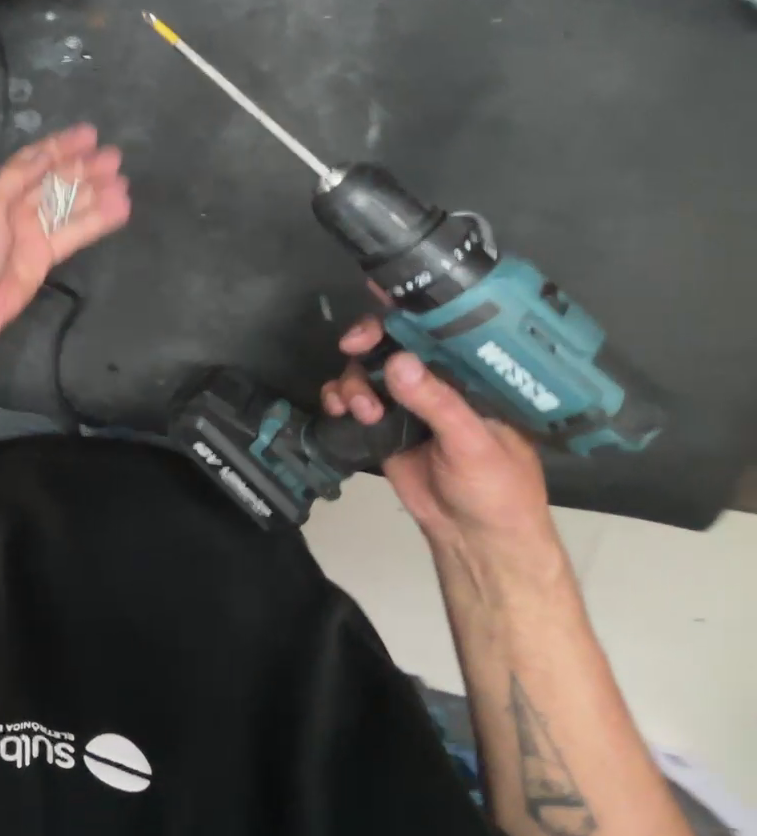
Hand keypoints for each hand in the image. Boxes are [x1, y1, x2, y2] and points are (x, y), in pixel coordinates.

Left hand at [0, 124, 129, 347]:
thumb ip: (14, 179)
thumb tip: (41, 153)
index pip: (28, 163)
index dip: (57, 148)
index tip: (88, 134)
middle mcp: (12, 209)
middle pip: (51, 182)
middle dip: (81, 168)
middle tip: (114, 157)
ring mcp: (30, 232)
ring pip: (66, 206)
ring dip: (93, 192)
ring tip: (122, 180)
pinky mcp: (44, 255)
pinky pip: (73, 232)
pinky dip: (95, 220)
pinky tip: (119, 208)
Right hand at [323, 317, 554, 553]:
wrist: (470, 537)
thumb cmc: (497, 489)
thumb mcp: (473, 443)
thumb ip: (437, 402)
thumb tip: (399, 361)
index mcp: (477, 380)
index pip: (445, 334)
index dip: (413, 312)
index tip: (381, 298)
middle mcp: (441, 385)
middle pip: (397, 345)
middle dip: (370, 341)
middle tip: (354, 346)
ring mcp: (408, 404)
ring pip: (368, 370)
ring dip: (354, 381)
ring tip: (359, 410)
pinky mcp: (382, 424)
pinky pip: (351, 397)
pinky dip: (338, 398)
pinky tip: (341, 411)